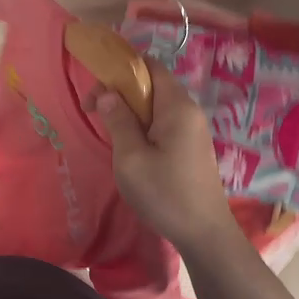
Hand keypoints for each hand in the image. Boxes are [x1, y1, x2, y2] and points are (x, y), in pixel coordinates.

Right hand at [94, 63, 238, 247]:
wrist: (203, 232)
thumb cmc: (164, 193)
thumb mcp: (131, 158)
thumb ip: (119, 122)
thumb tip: (108, 95)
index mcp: (176, 107)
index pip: (150, 67)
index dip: (120, 72)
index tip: (96, 95)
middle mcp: (189, 111)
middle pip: (153, 85)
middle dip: (122, 93)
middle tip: (95, 115)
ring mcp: (192, 130)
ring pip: (156, 107)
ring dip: (131, 113)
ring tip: (110, 133)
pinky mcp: (191, 147)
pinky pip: (163, 124)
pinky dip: (143, 127)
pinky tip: (131, 148)